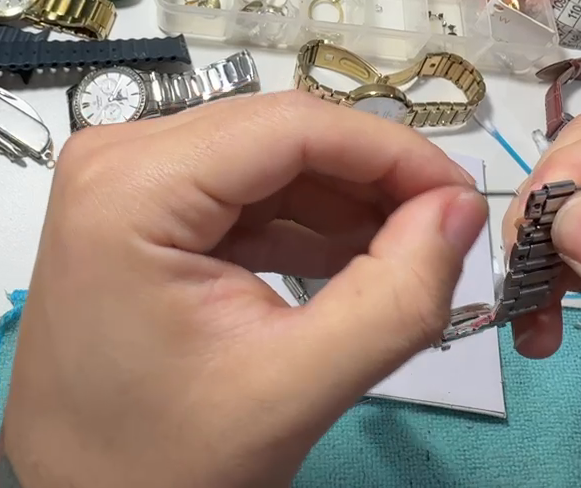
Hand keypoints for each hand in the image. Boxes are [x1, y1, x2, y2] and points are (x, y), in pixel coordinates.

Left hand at [0, 91, 488, 487]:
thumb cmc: (159, 463)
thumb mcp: (290, 389)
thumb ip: (394, 298)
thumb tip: (462, 208)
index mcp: (133, 184)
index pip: (290, 126)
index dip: (388, 150)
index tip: (461, 193)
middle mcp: (119, 152)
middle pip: (277, 134)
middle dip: (369, 177)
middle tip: (443, 226)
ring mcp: (124, 171)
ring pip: (265, 156)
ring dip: (341, 198)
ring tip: (409, 246)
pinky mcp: (139, 197)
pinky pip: (239, 186)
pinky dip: (301, 218)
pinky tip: (354, 252)